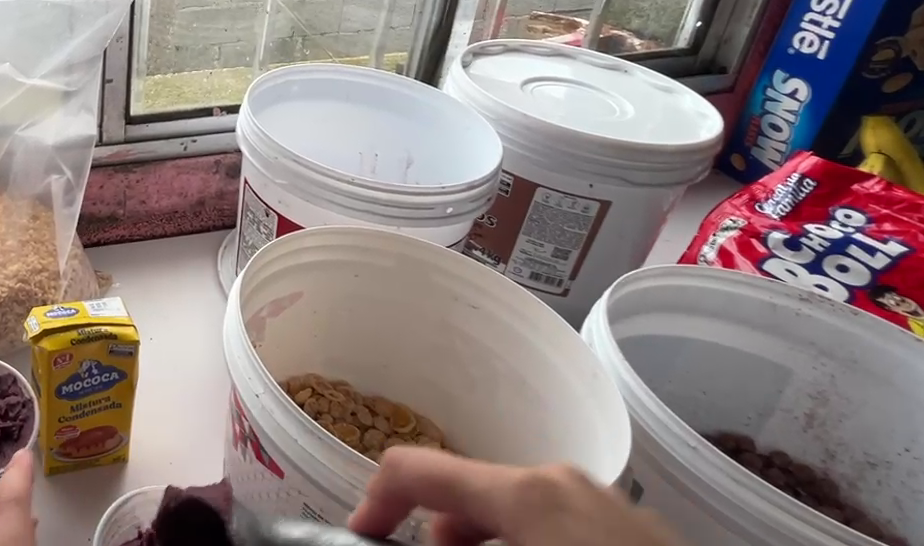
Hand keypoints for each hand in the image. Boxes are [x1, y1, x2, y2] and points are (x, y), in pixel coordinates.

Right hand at [348, 447, 685, 545]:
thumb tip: (423, 542)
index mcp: (524, 491)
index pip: (416, 469)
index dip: (375, 499)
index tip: (360, 536)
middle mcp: (562, 482)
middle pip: (470, 488)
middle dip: (439, 531)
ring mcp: (611, 506)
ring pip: (519, 509)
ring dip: (486, 540)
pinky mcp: (646, 536)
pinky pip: (565, 527)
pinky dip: (534, 545)